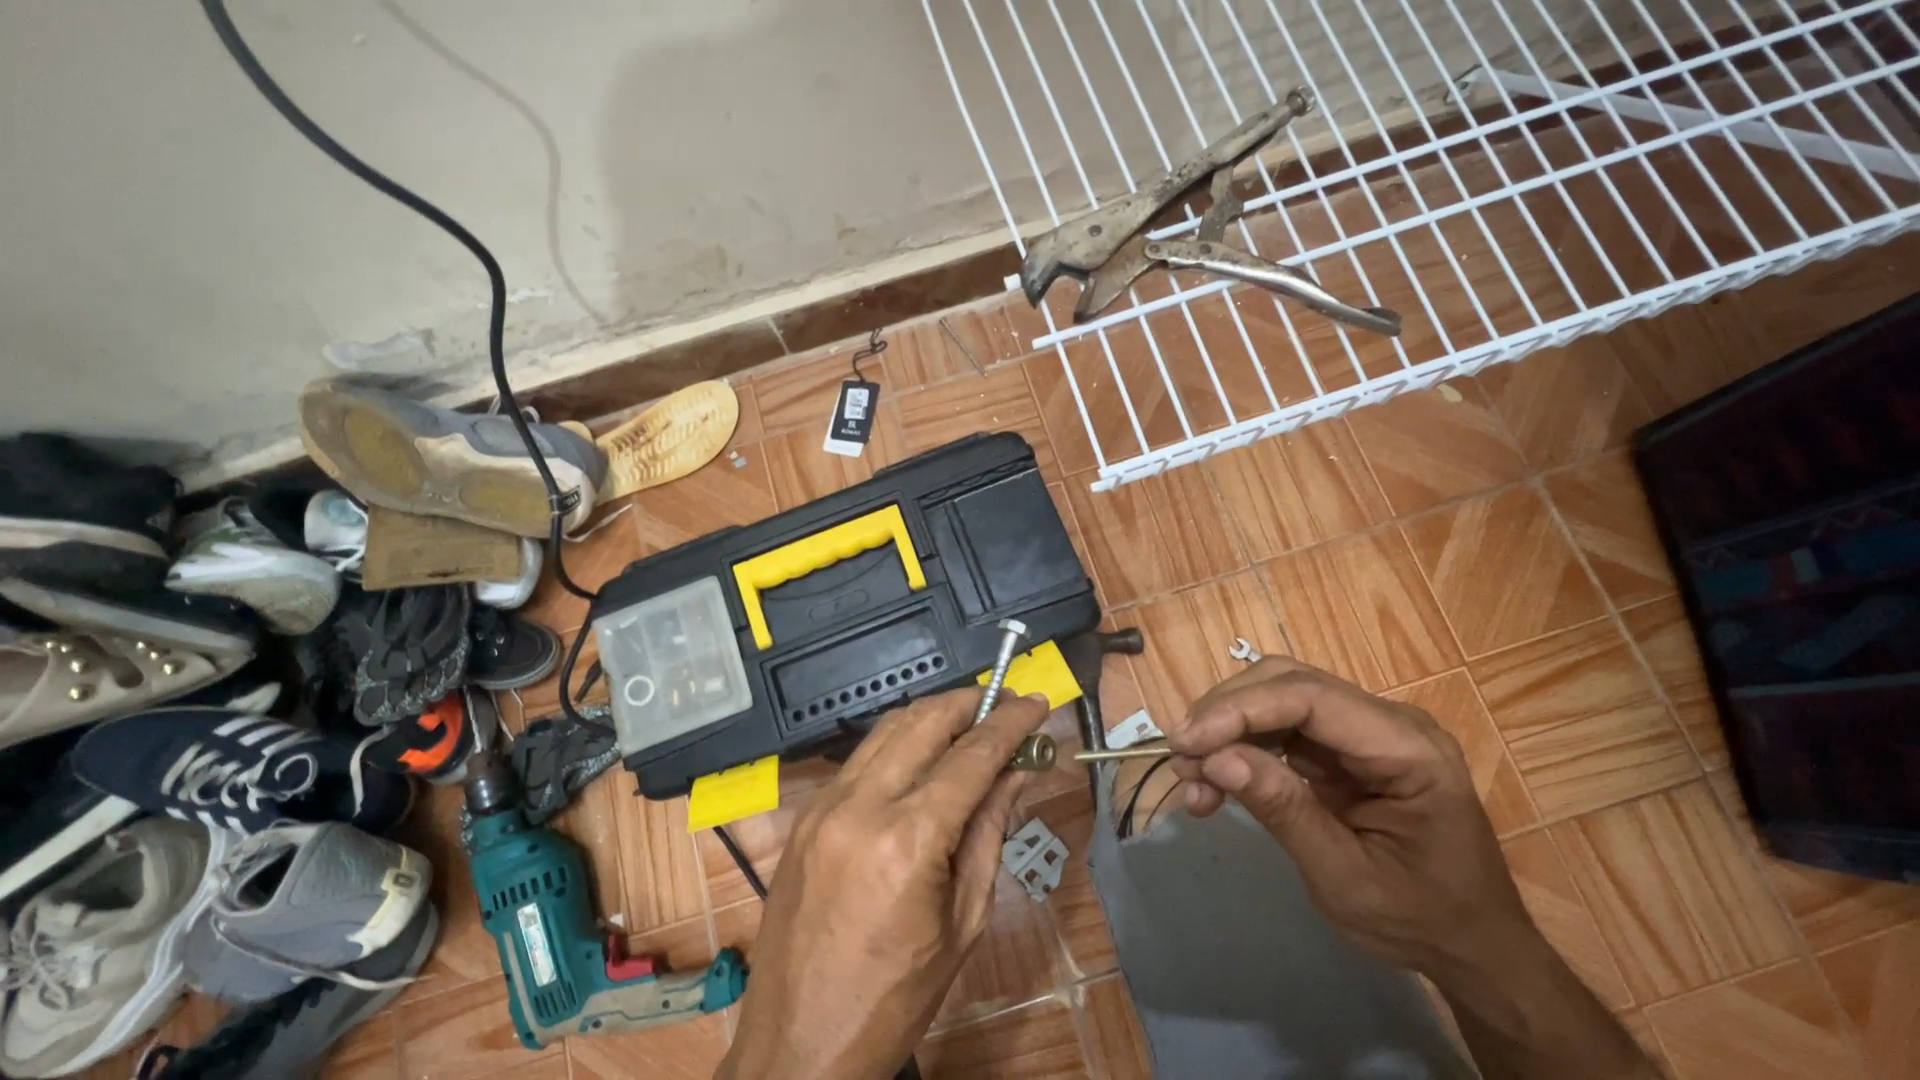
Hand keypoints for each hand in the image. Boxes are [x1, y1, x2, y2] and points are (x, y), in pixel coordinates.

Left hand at [718, 688, 1050, 1079]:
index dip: (1011, 722)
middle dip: (970, 702)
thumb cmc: (897, 996)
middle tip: (1006, 701)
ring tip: (971, 718)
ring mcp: (824, 807)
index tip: (1038, 701)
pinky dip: (898, 743)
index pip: (971, 755)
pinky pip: (860, 760)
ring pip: (886, 730)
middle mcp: (860, 806)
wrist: (801, 1041)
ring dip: (933, 715)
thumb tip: (1016, 771)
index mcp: (907, 840)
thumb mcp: (963, 920)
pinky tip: (923, 755)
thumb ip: (988, 832)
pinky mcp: (805, 817)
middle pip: (923, 722)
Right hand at [1168, 657, 1652, 1078]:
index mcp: (1408, 749)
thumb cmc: (1420, 919)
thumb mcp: (1347, 878)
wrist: (1472, 946)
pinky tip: (1215, 783)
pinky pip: (1283, 730)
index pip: (1311, 697)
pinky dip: (1241, 749)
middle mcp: (1388, 723)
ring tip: (1190, 778)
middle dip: (1226, 713)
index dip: (1241, 710)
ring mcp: (1366, 733)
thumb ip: (1285, 812)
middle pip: (1289, 683)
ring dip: (1227, 731)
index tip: (1187, 743)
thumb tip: (1216, 759)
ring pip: (1278, 699)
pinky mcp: (1345, 750)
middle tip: (1180, 757)